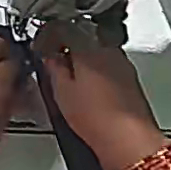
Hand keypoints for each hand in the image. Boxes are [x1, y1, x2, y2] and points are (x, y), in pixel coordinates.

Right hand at [34, 24, 165, 169]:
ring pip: (96, 49)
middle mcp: (109, 49)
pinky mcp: (130, 79)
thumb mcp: (62, 92)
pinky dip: (95, 68)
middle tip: (51, 56)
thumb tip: (50, 58)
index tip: (40, 43)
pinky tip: (86, 86)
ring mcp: (122, 63)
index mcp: (89, 47)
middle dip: (65, 43)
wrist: (130, 141)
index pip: (64, 28)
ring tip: (67, 74)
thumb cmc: (99, 119)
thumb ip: (53, 68)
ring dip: (81, 56)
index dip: (47, 34)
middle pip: (82, 35)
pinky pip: (107, 64)